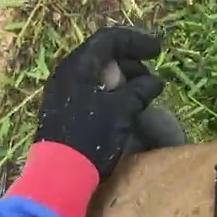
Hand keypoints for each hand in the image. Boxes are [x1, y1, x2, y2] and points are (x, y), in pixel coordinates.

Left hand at [35, 27, 166, 177]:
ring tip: (140, 91)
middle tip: (149, 73)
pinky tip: (122, 103)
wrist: (59, 176)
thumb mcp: (123, 110)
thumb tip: (154, 81)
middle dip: (130, 60)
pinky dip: (109, 89)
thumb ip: (140, 89)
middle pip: (102, 54)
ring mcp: (61, 90)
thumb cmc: (92, 137)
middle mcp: (66, 72)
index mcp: (79, 66)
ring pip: (96, 72)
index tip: (157, 51)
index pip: (110, 40)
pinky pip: (89, 86)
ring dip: (121, 76)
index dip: (137, 41)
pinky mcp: (61, 107)